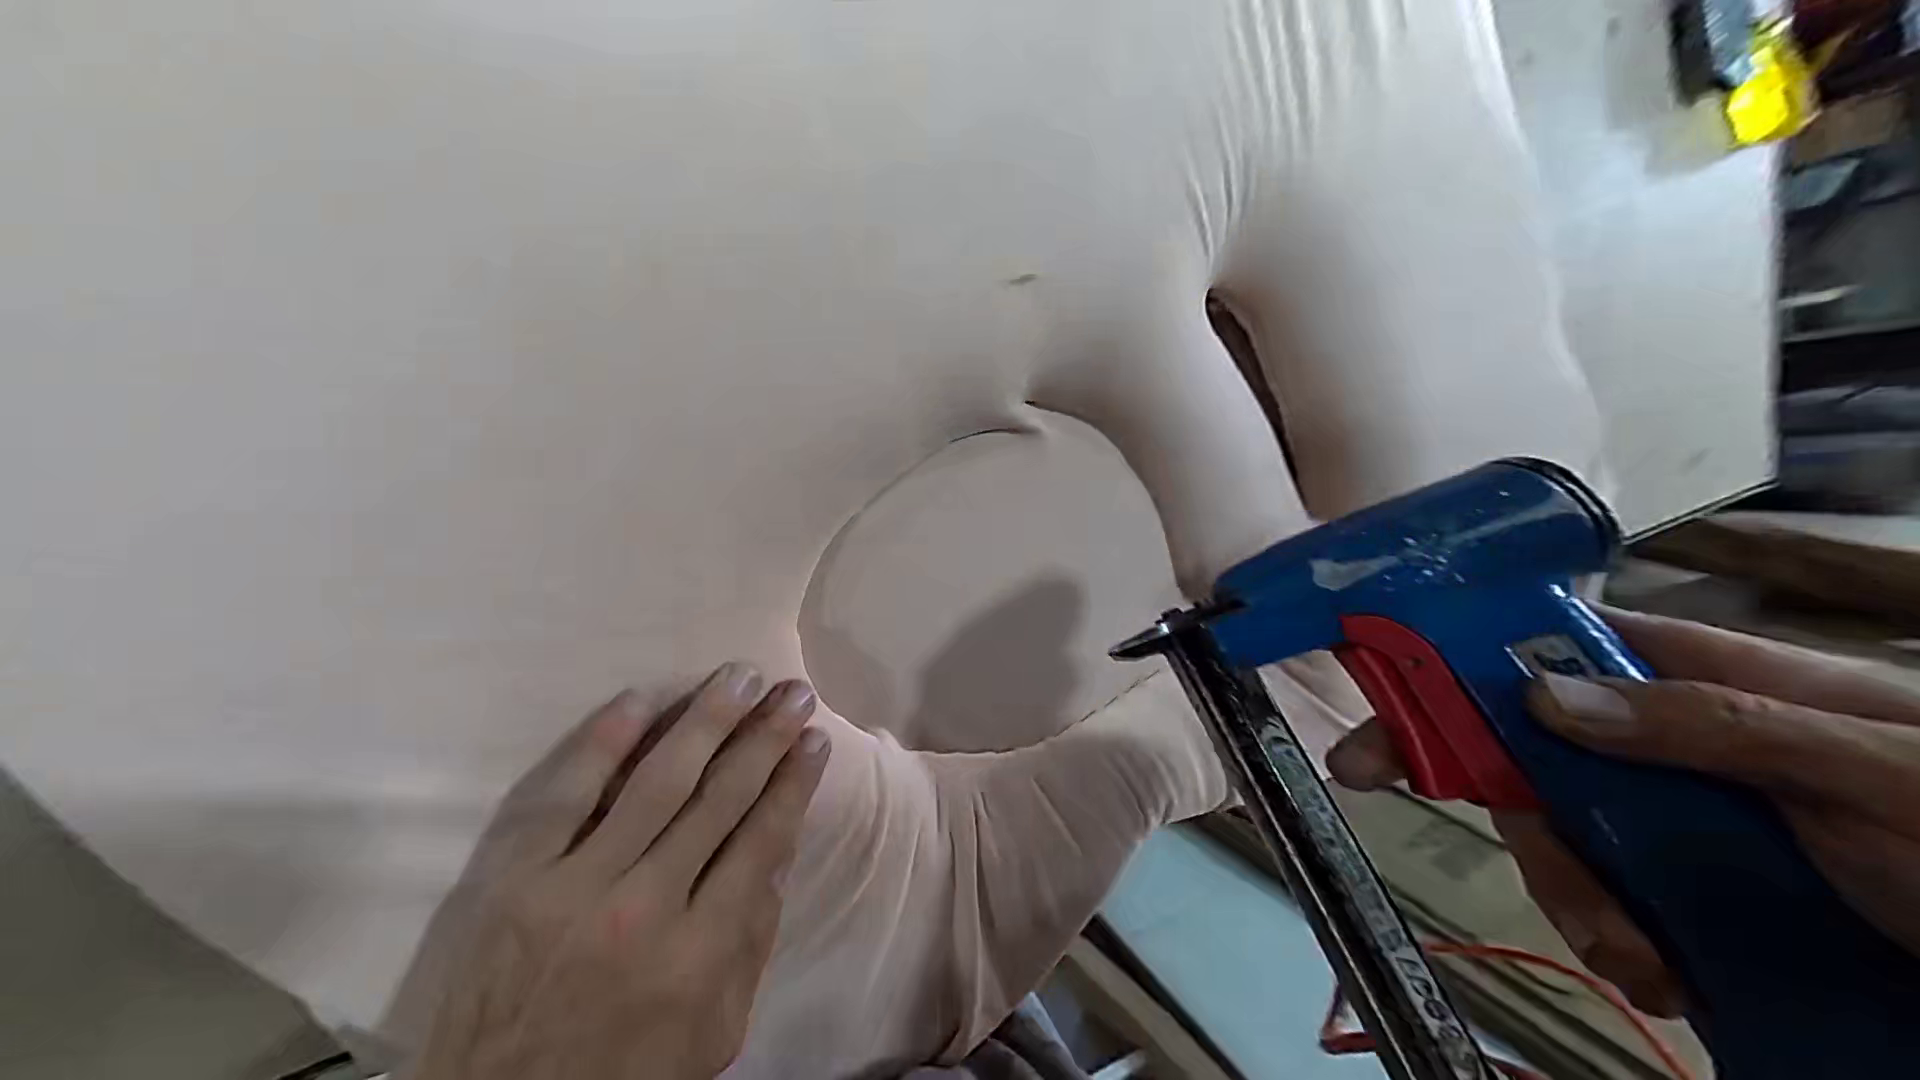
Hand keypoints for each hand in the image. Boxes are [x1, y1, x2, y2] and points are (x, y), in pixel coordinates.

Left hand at [406, 663, 830, 1079]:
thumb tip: (781, 846)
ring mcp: (573, 889)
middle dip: (766, 735)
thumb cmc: (624, 1071)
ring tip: (740, 677)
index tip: (816, 737)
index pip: (764, 838)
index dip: (795, 780)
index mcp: (701, 951)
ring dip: (706, 720)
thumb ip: (754, 939)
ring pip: (657, 781)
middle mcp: (645, 909)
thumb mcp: (716, 1028)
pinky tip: (641, 699)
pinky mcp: (510, 880)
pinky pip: (564, 795)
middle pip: (720, 797)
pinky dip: (604, 742)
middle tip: (793, 691)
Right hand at [1327, 607, 1919, 1016]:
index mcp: (1695, 682)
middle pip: (1522, 748)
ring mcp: (1673, 820)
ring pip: (1556, 830)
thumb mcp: (1880, 769)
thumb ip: (1712, 722)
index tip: (1378, 692)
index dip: (1449, 662)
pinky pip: (1608, 899)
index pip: (1540, 650)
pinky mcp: (1690, 893)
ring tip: (1636, 959)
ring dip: (1570, 893)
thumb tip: (1541, 696)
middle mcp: (1662, 741)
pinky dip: (1612, 939)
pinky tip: (1657, 973)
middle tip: (1385, 789)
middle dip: (1487, 791)